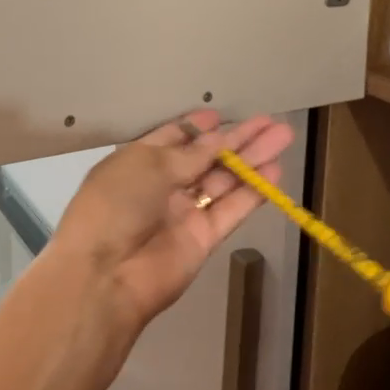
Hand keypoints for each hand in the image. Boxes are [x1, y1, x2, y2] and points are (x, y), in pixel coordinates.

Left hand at [51, 110, 292, 330]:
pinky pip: (231, 210)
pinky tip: (275, 172)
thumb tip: (216, 139)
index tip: (220, 116)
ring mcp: (183, 213)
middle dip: (237, 139)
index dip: (196, 127)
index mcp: (138, 162)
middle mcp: (161, 186)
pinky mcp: (203, 239)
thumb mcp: (148, 165)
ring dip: (252, 160)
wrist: (106, 274)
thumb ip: (189, 154)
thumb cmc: (116, 204)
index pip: (171, 138)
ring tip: (283, 136)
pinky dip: (253, 192)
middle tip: (271, 121)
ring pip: (224, 181)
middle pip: (205, 158)